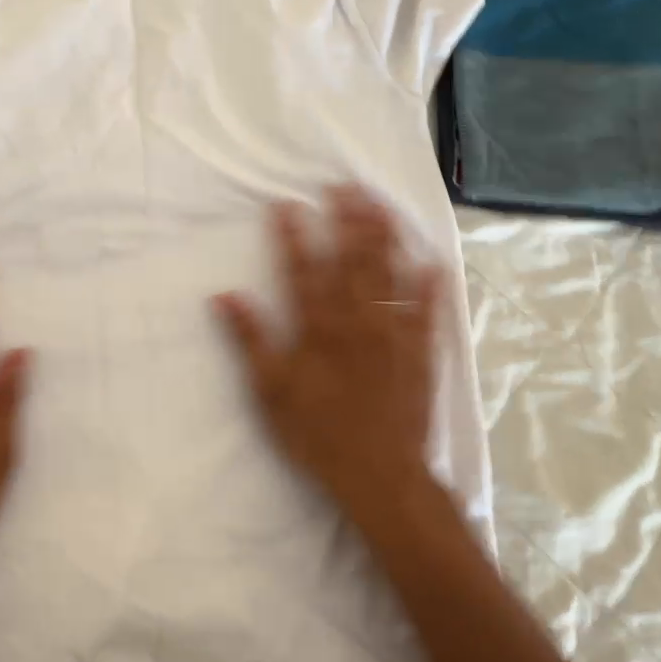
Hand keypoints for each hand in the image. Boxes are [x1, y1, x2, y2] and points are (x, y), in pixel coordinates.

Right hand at [212, 185, 443, 515]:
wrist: (381, 475)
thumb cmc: (317, 434)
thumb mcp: (270, 392)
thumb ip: (251, 340)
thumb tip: (225, 296)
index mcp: (318, 330)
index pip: (302, 270)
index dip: (294, 234)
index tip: (287, 203)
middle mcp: (359, 322)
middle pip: (354, 260)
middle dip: (348, 219)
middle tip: (344, 185)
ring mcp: (396, 335)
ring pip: (393, 274)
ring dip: (387, 236)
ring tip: (382, 203)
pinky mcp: (423, 353)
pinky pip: (430, 311)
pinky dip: (433, 284)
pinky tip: (434, 260)